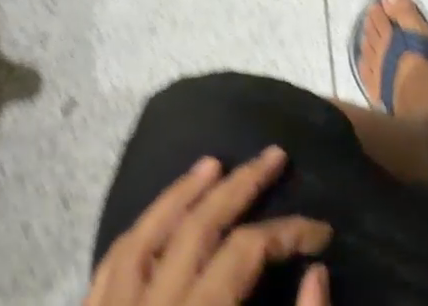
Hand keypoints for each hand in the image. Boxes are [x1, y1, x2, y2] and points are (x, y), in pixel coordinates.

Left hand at [86, 146, 331, 305]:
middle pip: (193, 231)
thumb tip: (317, 273)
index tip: (322, 235)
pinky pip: (106, 270)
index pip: (244, 252)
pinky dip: (137, 233)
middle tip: (275, 155)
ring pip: (139, 242)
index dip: (289, 232)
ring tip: (213, 164)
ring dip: (179, 196)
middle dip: (239, 186)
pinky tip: (160, 213)